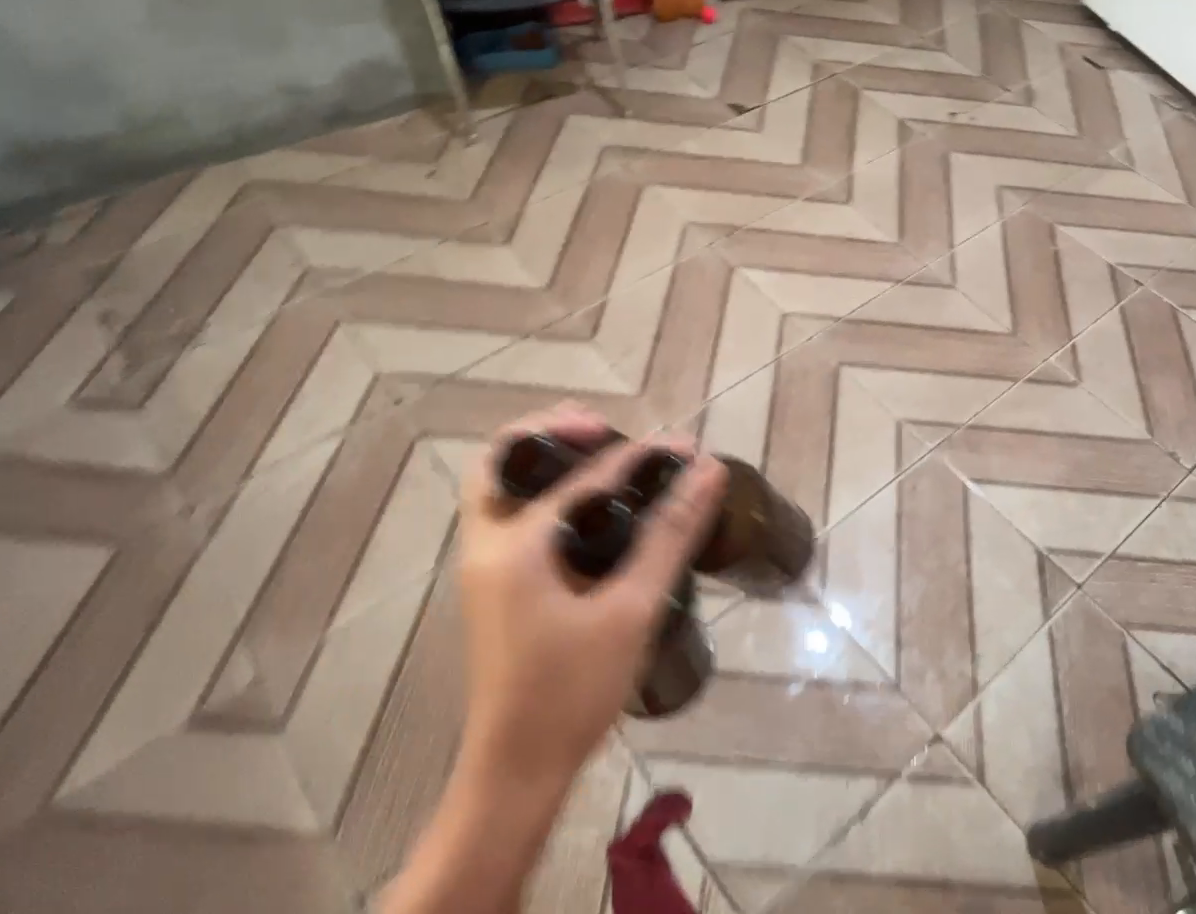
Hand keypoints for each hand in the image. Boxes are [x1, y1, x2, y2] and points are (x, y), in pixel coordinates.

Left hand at [454, 403, 727, 786]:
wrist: (519, 767)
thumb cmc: (572, 690)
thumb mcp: (629, 610)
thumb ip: (668, 537)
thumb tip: (708, 474)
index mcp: (513, 545)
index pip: (582, 478)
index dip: (638, 455)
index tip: (683, 444)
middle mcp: (487, 546)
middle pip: (503, 461)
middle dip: (552, 433)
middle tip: (604, 428)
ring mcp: (487, 568)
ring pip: (503, 489)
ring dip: (545, 463)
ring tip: (600, 454)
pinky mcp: (500, 589)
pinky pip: (513, 518)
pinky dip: (546, 497)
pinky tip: (593, 513)